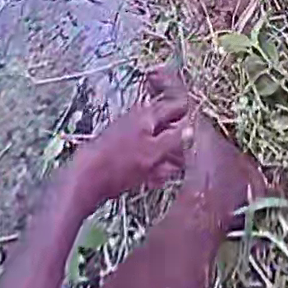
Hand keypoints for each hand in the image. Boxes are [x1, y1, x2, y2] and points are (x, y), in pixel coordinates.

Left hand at [66, 70, 192, 207]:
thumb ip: (175, 139)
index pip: (176, 107)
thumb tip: (193, 127)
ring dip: (166, 159)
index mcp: (149, 114)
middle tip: (184, 161)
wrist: (86, 178)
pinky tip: (153, 179)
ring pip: (158, 144)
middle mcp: (141, 120)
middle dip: (178, 145)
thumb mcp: (153, 152)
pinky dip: (153, 166)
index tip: (200, 134)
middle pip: (168, 128)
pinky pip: (146, 156)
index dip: (189, 118)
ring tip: (166, 173)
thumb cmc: (120, 162)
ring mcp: (132, 136)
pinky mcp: (125, 152)